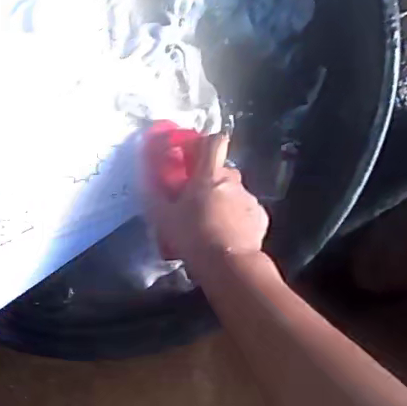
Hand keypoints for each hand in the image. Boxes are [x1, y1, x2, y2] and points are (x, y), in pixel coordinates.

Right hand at [142, 129, 268, 268]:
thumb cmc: (192, 235)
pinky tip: (223, 234)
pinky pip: (244, 210)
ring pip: (232, 192)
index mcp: (208, 176)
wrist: (227, 263)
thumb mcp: (163, 217)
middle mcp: (232, 182)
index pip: (215, 142)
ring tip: (207, 223)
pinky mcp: (259, 216)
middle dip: (208, 180)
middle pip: (221, 170)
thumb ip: (155, 195)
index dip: (205, 143)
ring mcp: (249, 198)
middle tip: (192, 199)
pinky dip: (234, 217)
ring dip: (221, 200)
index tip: (193, 154)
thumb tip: (146, 180)